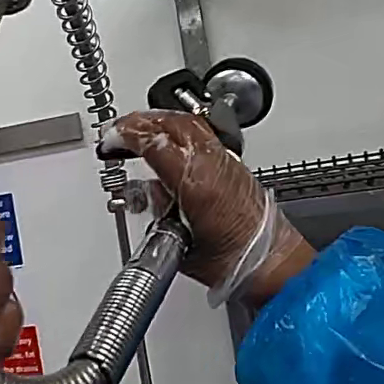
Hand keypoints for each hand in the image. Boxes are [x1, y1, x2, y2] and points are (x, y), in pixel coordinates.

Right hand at [102, 110, 313, 304]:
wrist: (273, 262)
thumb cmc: (236, 261)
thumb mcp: (180, 245)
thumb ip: (161, 213)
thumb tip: (151, 195)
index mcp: (198, 183)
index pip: (157, 143)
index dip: (128, 135)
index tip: (111, 140)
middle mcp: (214, 165)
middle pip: (175, 124)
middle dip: (142, 122)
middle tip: (120, 130)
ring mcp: (228, 162)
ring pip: (192, 124)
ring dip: (162, 123)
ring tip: (141, 131)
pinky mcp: (236, 166)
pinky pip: (206, 135)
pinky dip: (183, 132)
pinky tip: (172, 142)